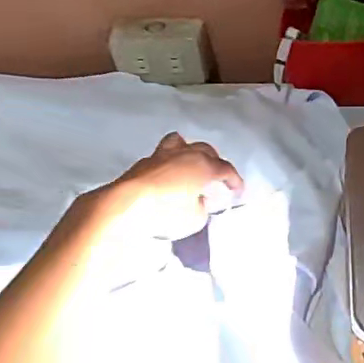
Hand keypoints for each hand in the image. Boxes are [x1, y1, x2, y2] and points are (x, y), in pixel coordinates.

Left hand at [86, 133, 244, 242]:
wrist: (125, 206)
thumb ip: (202, 208)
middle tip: (216, 176)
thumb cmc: (166, 212)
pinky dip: (169, 163)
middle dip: (214, 161)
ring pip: (181, 142)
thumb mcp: (194, 219)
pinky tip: (167, 176)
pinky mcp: (142, 163)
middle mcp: (185, 154)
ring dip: (189, 151)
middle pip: (206, 150)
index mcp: (203, 166)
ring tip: (190, 163)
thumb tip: (198, 202)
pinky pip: (162, 156)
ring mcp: (161, 155)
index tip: (237, 191)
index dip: (234, 180)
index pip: (226, 169)